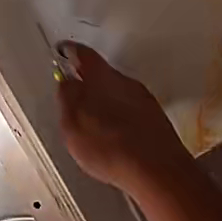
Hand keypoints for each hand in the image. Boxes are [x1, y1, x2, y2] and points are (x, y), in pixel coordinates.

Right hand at [55, 42, 190, 192]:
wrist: (157, 171)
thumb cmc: (113, 148)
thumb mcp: (73, 126)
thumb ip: (67, 100)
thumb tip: (65, 85)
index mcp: (104, 78)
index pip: (84, 54)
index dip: (71, 51)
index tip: (64, 50)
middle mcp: (128, 84)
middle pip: (104, 73)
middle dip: (88, 81)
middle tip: (74, 91)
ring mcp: (145, 101)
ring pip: (119, 93)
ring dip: (105, 101)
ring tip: (92, 122)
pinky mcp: (156, 120)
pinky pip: (132, 111)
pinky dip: (120, 117)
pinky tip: (114, 136)